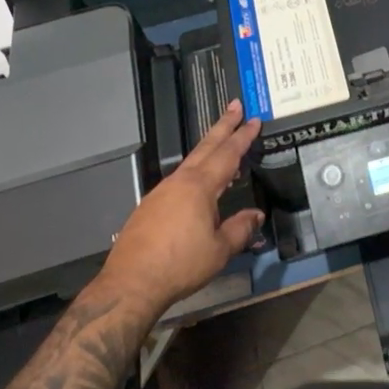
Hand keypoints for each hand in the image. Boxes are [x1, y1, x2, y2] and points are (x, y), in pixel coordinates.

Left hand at [99, 100, 263, 311]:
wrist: (131, 283)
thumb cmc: (180, 265)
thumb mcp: (219, 250)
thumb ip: (240, 229)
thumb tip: (256, 215)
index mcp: (199, 187)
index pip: (227, 154)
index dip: (242, 136)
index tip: (254, 119)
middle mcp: (179, 182)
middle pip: (206, 146)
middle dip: (223, 126)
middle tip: (235, 105)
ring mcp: (161, 192)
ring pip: (190, 162)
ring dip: (208, 148)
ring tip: (223, 145)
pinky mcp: (149, 206)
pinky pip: (179, 180)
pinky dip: (195, 171)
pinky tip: (199, 185)